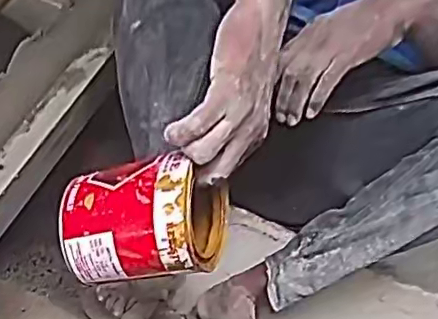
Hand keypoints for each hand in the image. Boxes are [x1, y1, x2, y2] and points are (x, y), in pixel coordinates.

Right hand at [164, 0, 285, 183]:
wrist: (264, 21)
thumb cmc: (252, 59)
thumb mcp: (249, 106)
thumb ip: (231, 131)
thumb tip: (204, 153)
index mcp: (253, 136)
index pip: (223, 174)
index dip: (200, 179)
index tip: (184, 174)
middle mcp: (249, 129)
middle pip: (213, 172)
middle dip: (190, 168)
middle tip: (176, 158)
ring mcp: (240, 113)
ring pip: (203, 153)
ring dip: (183, 149)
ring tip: (174, 139)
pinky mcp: (227, 93)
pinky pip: (197, 126)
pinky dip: (179, 132)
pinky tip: (173, 129)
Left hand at [273, 0, 418, 124]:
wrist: (392, 7)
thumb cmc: (357, 23)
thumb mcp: (324, 30)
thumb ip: (304, 49)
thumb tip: (285, 77)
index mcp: (308, 32)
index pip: (279, 61)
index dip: (271, 86)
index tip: (267, 104)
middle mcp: (316, 39)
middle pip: (288, 74)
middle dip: (282, 100)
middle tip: (281, 118)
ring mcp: (331, 46)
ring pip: (304, 80)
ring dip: (296, 103)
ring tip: (294, 119)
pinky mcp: (348, 55)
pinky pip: (326, 81)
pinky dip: (316, 99)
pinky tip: (312, 112)